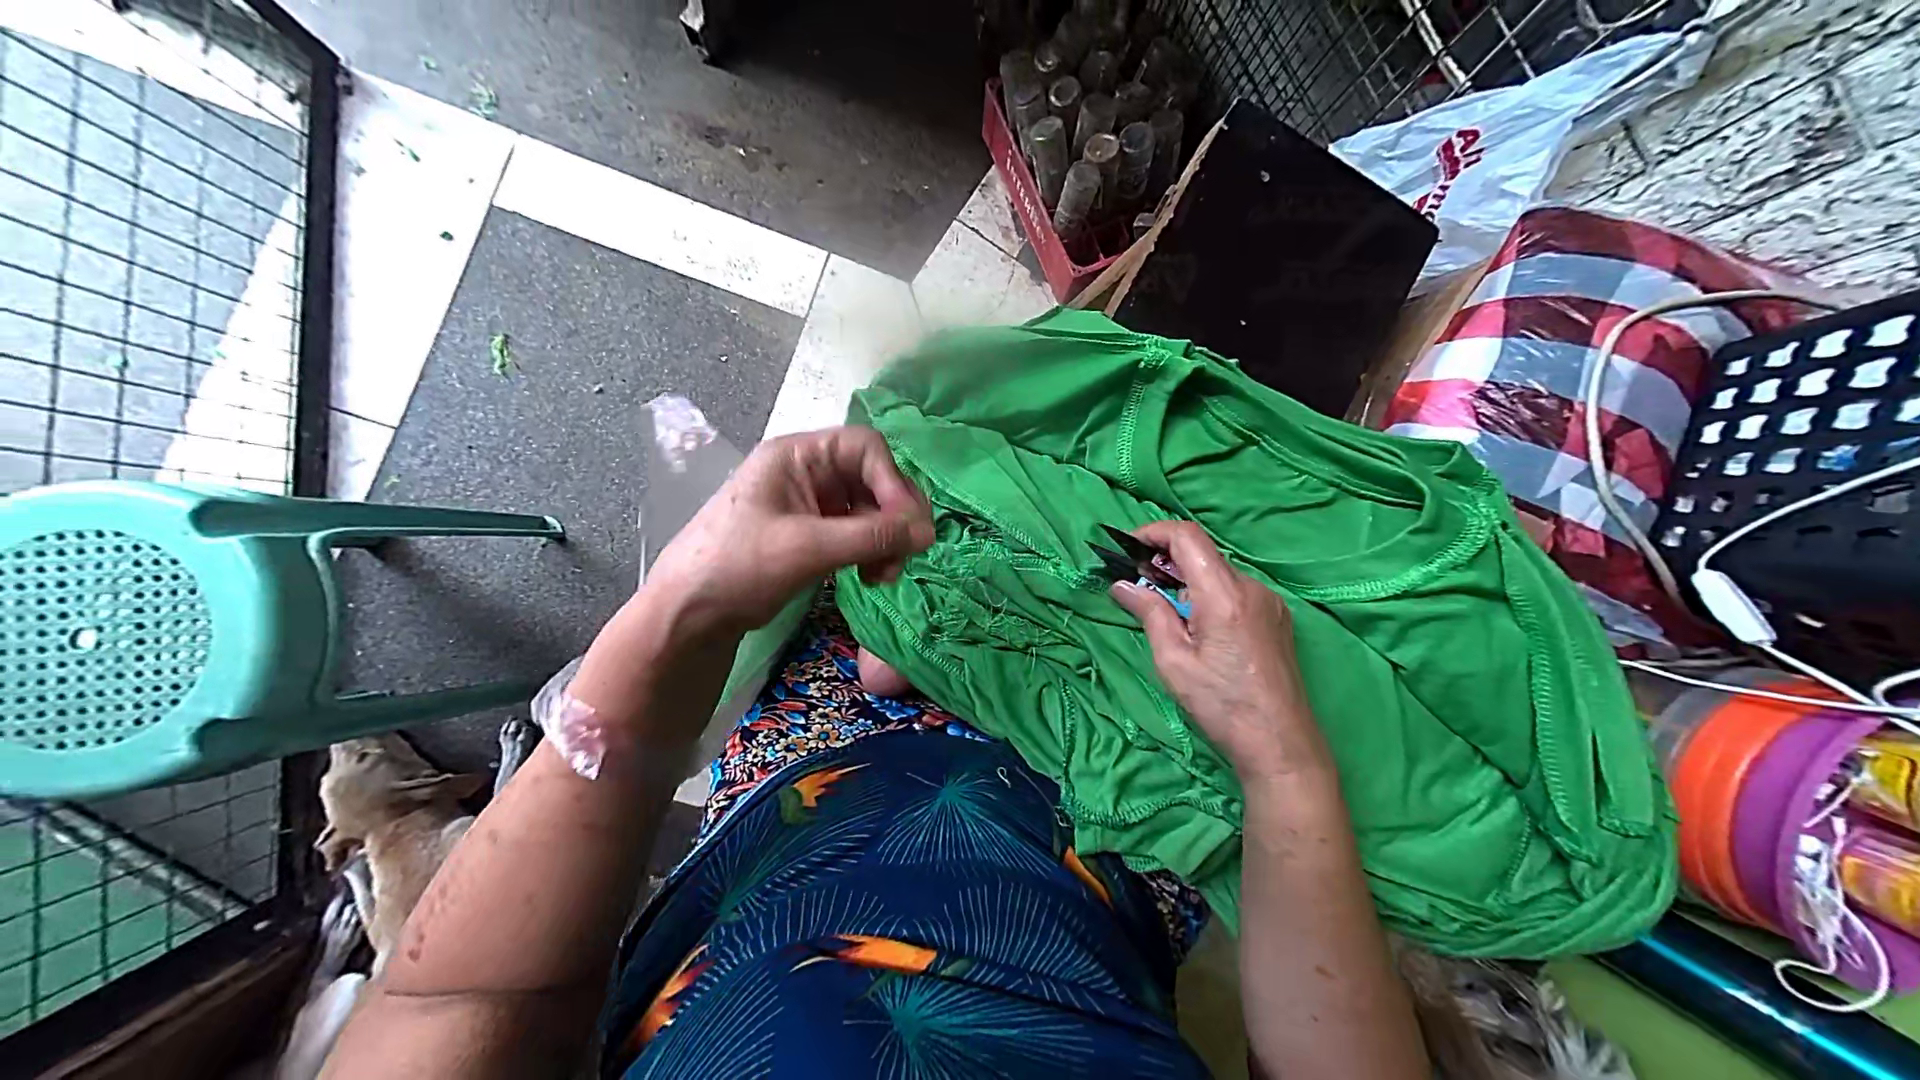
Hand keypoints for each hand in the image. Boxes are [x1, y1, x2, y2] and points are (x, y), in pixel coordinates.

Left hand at [643, 426, 934, 638]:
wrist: (691, 614)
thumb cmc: (738, 567)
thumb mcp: (807, 548)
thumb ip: (871, 537)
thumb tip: (930, 532)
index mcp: (797, 456)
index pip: (865, 449)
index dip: (893, 482)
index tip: (909, 525)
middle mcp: (808, 472)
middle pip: (873, 479)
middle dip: (893, 518)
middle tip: (905, 555)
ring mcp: (812, 503)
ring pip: (871, 510)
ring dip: (887, 541)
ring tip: (883, 576)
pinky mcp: (814, 533)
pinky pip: (858, 533)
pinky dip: (872, 553)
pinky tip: (871, 578)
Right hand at [1109, 521, 1331, 782]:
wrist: (1281, 743)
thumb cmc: (1221, 705)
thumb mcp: (1173, 661)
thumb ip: (1149, 612)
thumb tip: (1121, 585)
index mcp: (1224, 595)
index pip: (1187, 537)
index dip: (1153, 533)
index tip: (1128, 548)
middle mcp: (1252, 588)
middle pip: (1202, 553)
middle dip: (1165, 559)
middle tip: (1138, 582)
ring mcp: (1269, 601)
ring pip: (1218, 572)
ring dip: (1186, 579)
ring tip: (1164, 607)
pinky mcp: (1276, 617)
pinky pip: (1235, 590)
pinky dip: (1208, 593)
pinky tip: (1197, 623)